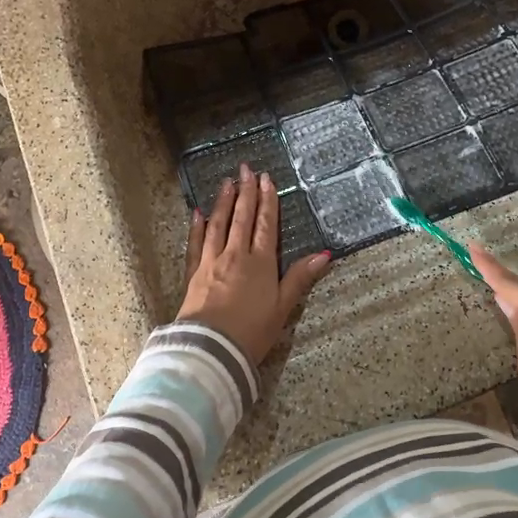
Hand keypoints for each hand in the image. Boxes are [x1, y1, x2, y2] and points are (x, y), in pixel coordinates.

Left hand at [177, 164, 332, 364]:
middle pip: (242, 218)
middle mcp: (235, 255)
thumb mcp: (283, 307)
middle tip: (245, 169)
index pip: (266, 225)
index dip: (267, 201)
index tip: (266, 178)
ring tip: (226, 183)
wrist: (211, 348)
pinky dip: (196, 227)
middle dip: (245, 192)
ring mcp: (211, 262)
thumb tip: (324, 254)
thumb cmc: (252, 331)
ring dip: (222, 202)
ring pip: (218, 224)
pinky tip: (197, 213)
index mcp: (260, 263)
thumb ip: (300, 278)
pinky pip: (195, 243)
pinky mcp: (193, 273)